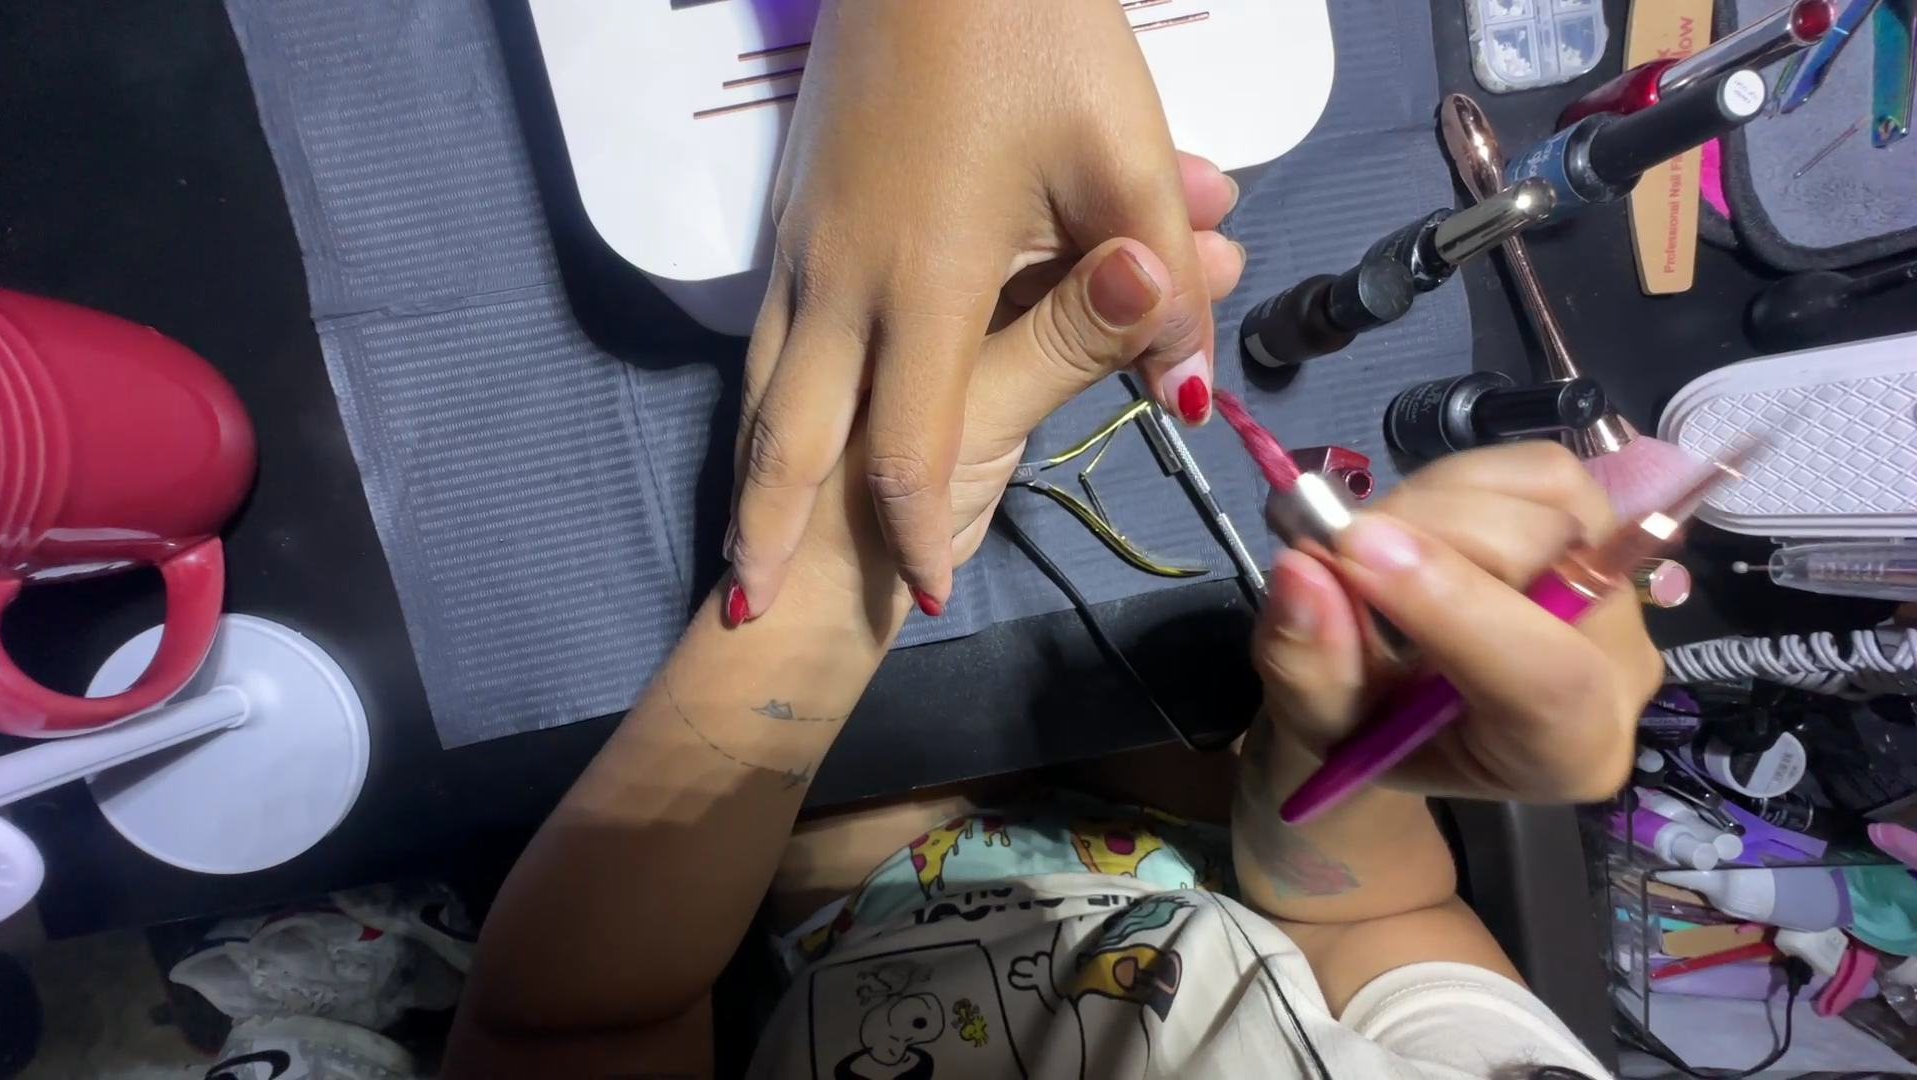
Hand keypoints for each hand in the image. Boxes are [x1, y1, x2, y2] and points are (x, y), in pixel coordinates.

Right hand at [730, 0, 1234, 620]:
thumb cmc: (1030, 37)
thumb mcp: (1119, 165)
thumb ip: (1151, 294)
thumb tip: (1188, 397)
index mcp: (921, 288)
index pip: (907, 451)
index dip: (917, 532)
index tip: (926, 595)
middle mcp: (838, 290)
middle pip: (783, 442)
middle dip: (762, 537)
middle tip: (751, 608)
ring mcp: (798, 256)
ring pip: (759, 393)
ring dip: (746, 483)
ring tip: (738, 554)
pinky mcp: (786, 227)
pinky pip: (764, 344)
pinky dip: (759, 411)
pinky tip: (762, 439)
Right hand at [1251, 443, 1665, 803]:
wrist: (1399, 711)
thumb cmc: (1360, 732)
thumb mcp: (1311, 725)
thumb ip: (1306, 663)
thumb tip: (1301, 566)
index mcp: (1560, 752)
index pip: (1548, 674)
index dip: (1448, 600)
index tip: (1348, 549)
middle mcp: (1618, 671)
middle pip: (1548, 557)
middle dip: (1420, 533)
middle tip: (1335, 547)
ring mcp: (1613, 593)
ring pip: (1548, 497)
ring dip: (1432, 501)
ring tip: (1371, 541)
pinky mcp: (1596, 535)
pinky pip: (1539, 471)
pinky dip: (1456, 478)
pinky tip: (1413, 522)